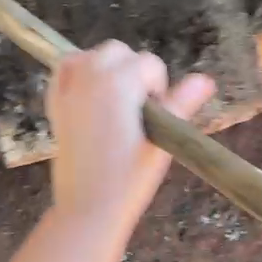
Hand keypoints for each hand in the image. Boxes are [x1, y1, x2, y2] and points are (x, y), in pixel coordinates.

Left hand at [47, 41, 214, 225]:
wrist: (87, 209)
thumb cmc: (128, 181)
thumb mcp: (160, 142)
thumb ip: (180, 105)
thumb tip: (206, 81)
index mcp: (118, 82)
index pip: (149, 64)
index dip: (159, 88)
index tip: (154, 118)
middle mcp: (89, 77)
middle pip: (118, 52)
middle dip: (132, 72)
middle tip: (137, 111)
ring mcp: (68, 90)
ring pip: (90, 56)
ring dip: (106, 70)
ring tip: (116, 104)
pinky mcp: (55, 107)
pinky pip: (63, 72)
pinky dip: (76, 74)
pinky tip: (89, 96)